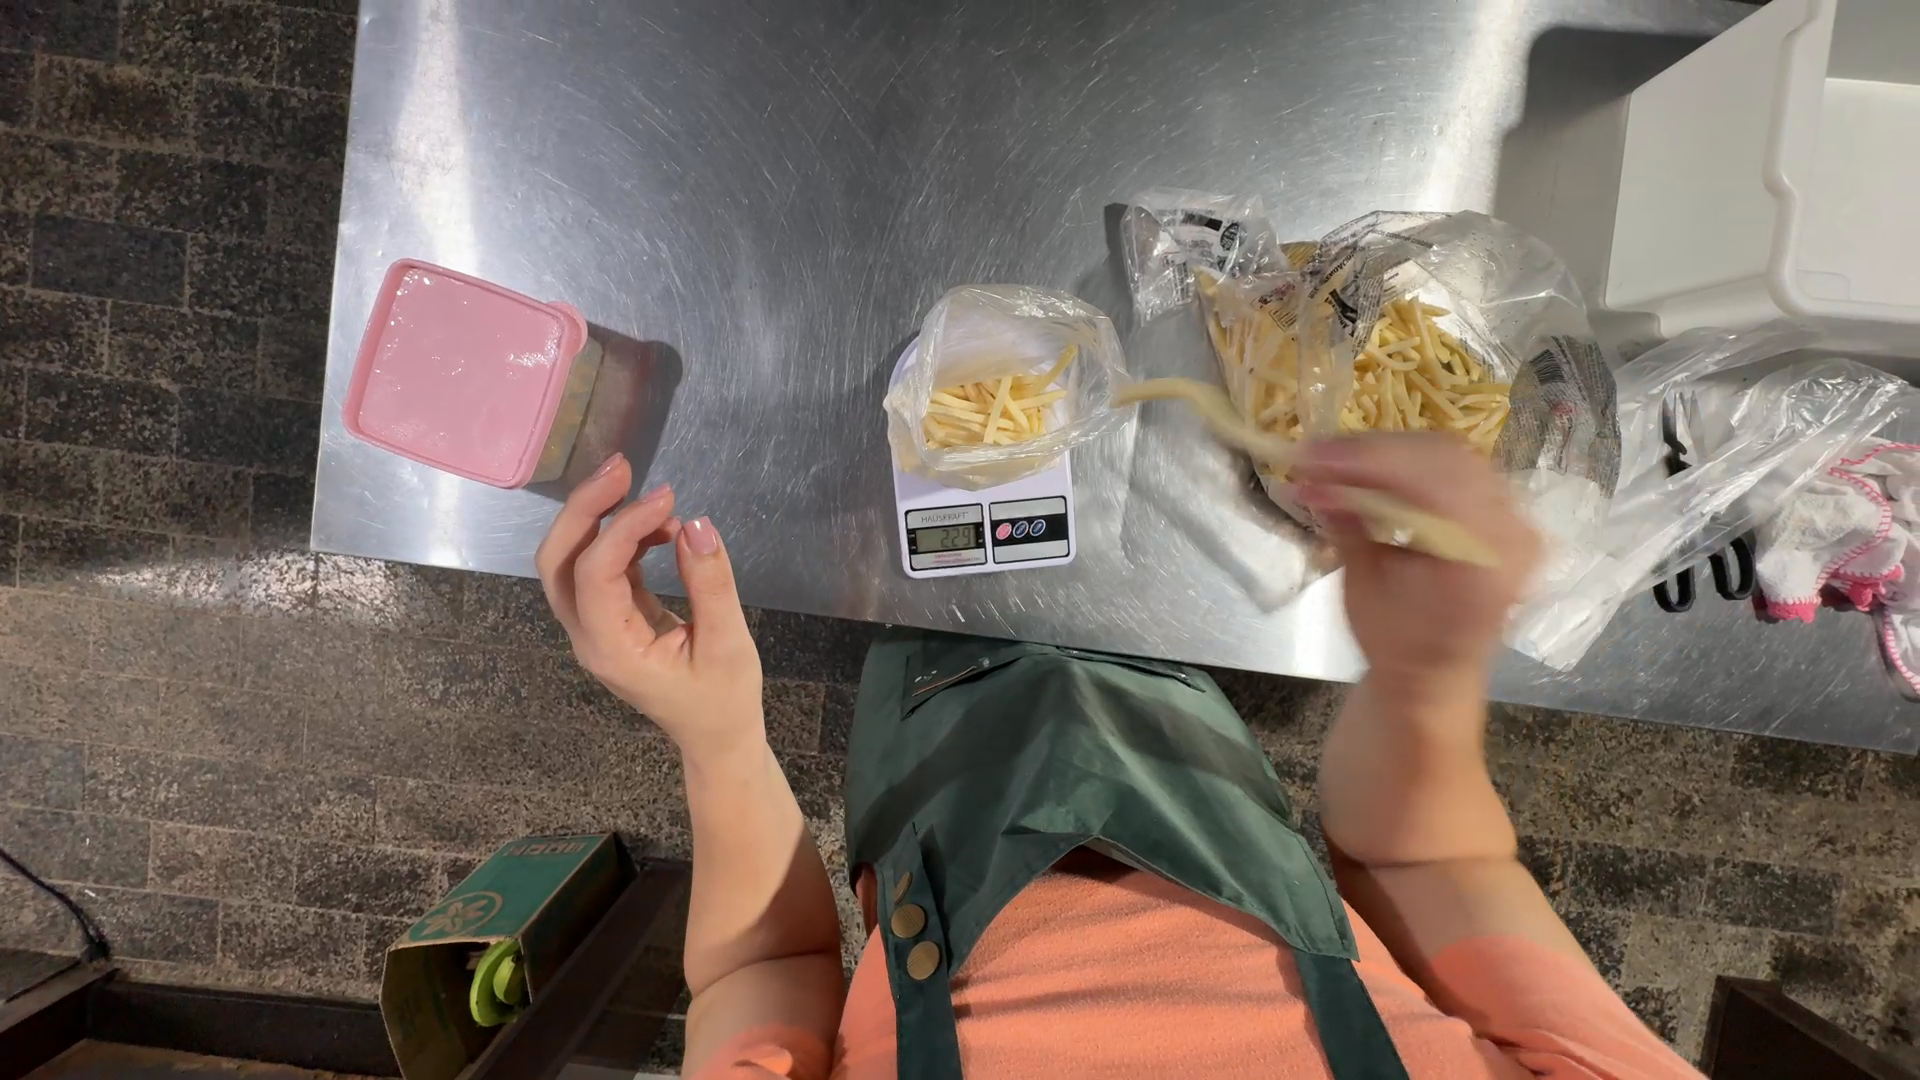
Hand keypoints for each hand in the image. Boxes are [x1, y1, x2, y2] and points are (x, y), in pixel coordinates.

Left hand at [535, 452, 763, 759]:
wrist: (718, 736)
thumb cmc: (724, 698)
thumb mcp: (729, 642)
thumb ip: (711, 583)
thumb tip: (697, 523)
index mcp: (612, 649)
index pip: (595, 573)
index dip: (625, 526)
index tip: (670, 499)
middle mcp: (588, 637)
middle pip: (558, 561)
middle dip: (585, 508)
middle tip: (623, 468)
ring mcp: (594, 629)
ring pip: (570, 562)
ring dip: (599, 519)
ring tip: (650, 495)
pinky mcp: (610, 620)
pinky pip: (598, 570)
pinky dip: (622, 540)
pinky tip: (659, 530)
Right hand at [1292, 434, 1539, 690]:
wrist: (1434, 673)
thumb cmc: (1395, 644)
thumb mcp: (1361, 590)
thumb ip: (1348, 530)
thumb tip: (1311, 483)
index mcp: (1483, 562)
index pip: (1434, 484)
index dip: (1369, 461)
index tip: (1312, 457)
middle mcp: (1512, 534)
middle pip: (1443, 460)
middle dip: (1371, 452)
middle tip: (1314, 456)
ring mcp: (1513, 521)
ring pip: (1447, 456)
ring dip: (1383, 454)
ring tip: (1332, 461)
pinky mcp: (1499, 513)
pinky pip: (1451, 469)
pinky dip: (1402, 464)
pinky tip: (1364, 470)